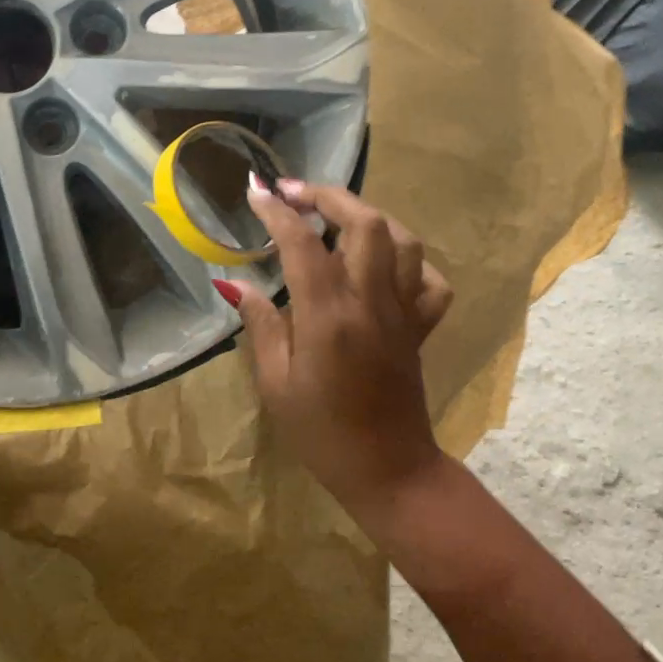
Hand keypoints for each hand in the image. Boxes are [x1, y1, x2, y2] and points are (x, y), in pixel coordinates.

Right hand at [223, 180, 453, 514]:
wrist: (389, 471)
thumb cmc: (320, 432)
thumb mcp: (275, 383)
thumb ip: (260, 325)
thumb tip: (233, 283)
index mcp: (328, 317)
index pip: (302, 244)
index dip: (277, 211)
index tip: (257, 190)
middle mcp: (371, 303)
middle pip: (365, 223)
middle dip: (327, 196)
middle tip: (293, 192)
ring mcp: (404, 313)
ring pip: (402, 240)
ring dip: (367, 216)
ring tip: (333, 218)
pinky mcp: (422, 328)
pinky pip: (428, 280)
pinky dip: (408, 260)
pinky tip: (381, 265)